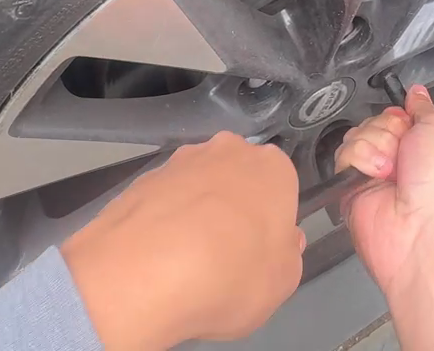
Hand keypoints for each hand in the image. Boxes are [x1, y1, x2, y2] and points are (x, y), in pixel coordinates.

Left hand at [61, 132, 303, 349]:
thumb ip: (289, 256)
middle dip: (235, 209)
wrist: (145, 272)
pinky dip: (163, 222)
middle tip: (225, 256)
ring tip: (184, 261)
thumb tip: (285, 240)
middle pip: (239, 179)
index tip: (259, 252)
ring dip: (196, 213)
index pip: (281, 188)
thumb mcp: (281, 282)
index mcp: (272, 167)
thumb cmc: (230, 274)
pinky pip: (164, 199)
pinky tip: (156, 258)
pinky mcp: (144, 177)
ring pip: (199, 186)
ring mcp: (183, 159)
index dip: (271, 223)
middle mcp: (230, 150)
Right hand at [334, 86, 433, 350]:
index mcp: (419, 144)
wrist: (420, 227)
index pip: (394, 113)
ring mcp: (371, 173)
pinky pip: (342, 156)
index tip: (406, 125)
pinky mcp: (349, 188)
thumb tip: (415, 91)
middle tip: (401, 154)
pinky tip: (374, 176)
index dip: (398, 115)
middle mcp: (395, 157)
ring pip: (356, 135)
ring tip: (389, 170)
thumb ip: (423, 106)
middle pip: (373, 121)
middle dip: (385, 130)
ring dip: (373, 146)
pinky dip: (358, 160)